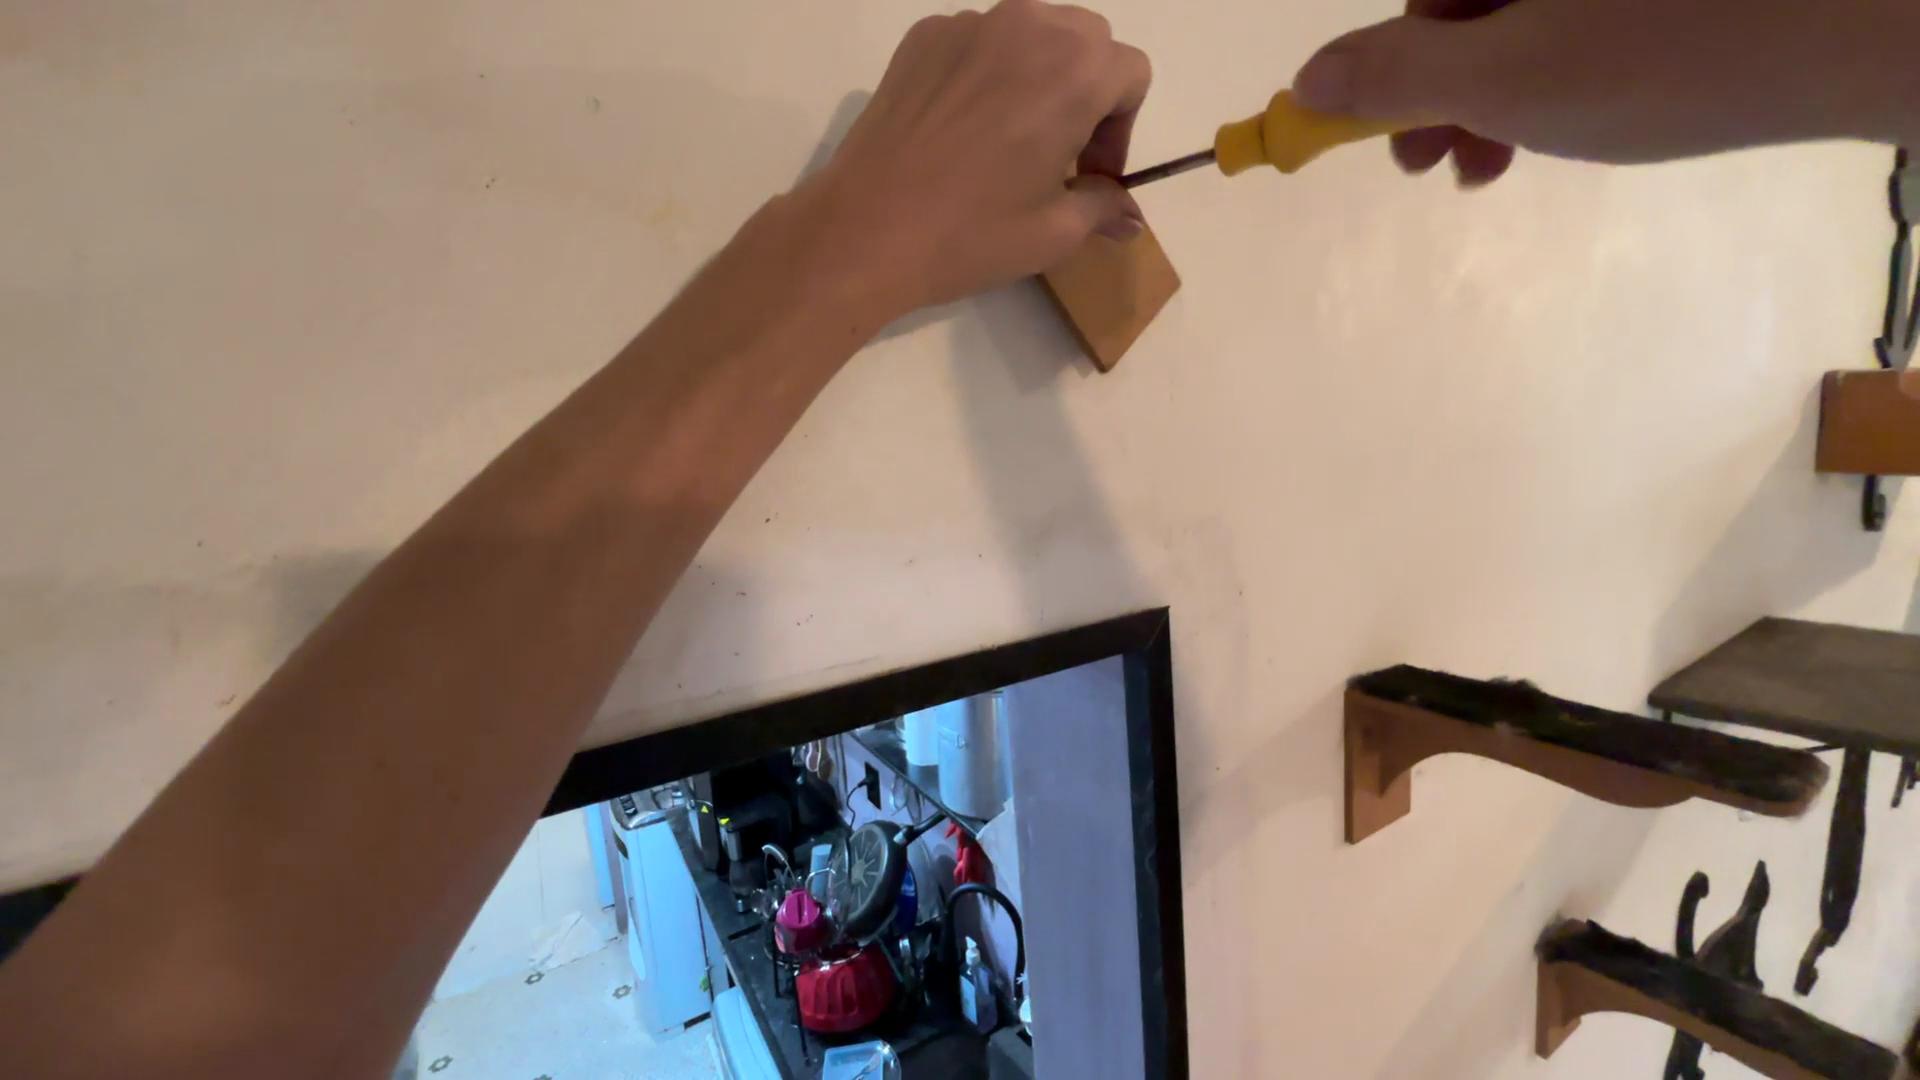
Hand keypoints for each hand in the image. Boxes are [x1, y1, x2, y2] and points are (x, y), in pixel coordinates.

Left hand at [795, 0, 1151, 316]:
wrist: (867, 231)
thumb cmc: (971, 236)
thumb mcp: (1052, 234)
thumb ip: (1102, 209)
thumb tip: (1130, 216)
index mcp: (1074, 71)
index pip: (1131, 74)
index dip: (1122, 130)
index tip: (1093, 177)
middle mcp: (1028, 26)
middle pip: (1085, 42)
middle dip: (1088, 94)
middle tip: (1060, 157)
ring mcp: (968, 25)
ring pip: (1030, 34)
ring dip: (1039, 79)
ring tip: (1010, 143)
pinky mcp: (923, 40)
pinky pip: (977, 43)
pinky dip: (987, 76)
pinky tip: (963, 134)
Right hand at [1292, 0, 1913, 185]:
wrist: (1897, 30)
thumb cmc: (1675, 55)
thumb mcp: (1502, 77)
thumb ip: (1392, 75)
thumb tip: (1307, 79)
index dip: (1384, 60)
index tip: (1379, 131)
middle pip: (1463, 1)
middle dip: (1436, 87)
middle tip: (1433, 162)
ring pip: (1516, 14)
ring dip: (1485, 95)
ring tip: (1493, 163)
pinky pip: (1576, 14)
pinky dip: (1549, 70)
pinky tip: (1562, 117)